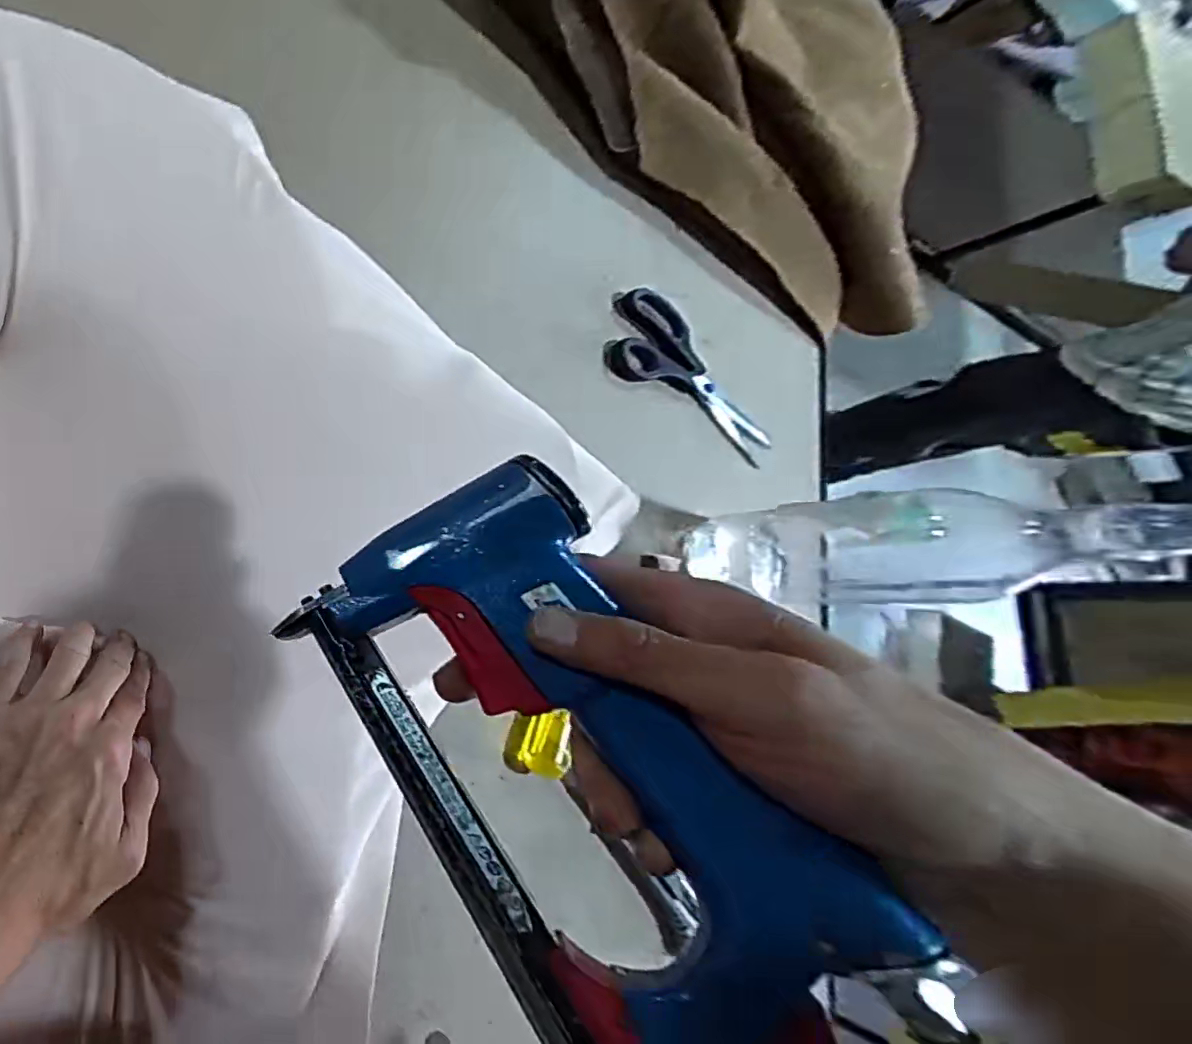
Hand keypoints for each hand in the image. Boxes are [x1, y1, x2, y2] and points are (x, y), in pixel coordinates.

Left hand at [0, 622, 161, 1043]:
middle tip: (122, 641)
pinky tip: (33, 630)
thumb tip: (143, 753)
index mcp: (109, 751)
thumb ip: (142, 798)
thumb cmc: (55, 880)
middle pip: (105, 668)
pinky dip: (24, 642)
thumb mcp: (124, 855)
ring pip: (64, 654)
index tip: (144, 665)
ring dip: (80, 637)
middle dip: (119, 650)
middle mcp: (75, 720)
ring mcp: (31, 713)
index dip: (142, 676)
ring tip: (86, 631)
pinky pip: (9, 666)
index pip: (132, 698)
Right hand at [434, 556, 1098, 878]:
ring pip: (601, 736)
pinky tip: (659, 844)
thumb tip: (538, 619)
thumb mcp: (757, 692)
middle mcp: (677, 659)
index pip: (580, 588)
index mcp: (688, 615)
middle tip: (528, 751)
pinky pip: (636, 785)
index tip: (462, 635)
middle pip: (575, 669)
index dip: (516, 601)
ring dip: (605, 784)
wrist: (986, 861)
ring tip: (637, 829)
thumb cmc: (878, 749)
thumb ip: (645, 656)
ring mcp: (686, 720)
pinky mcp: (698, 775)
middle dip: (558, 717)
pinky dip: (635, 816)